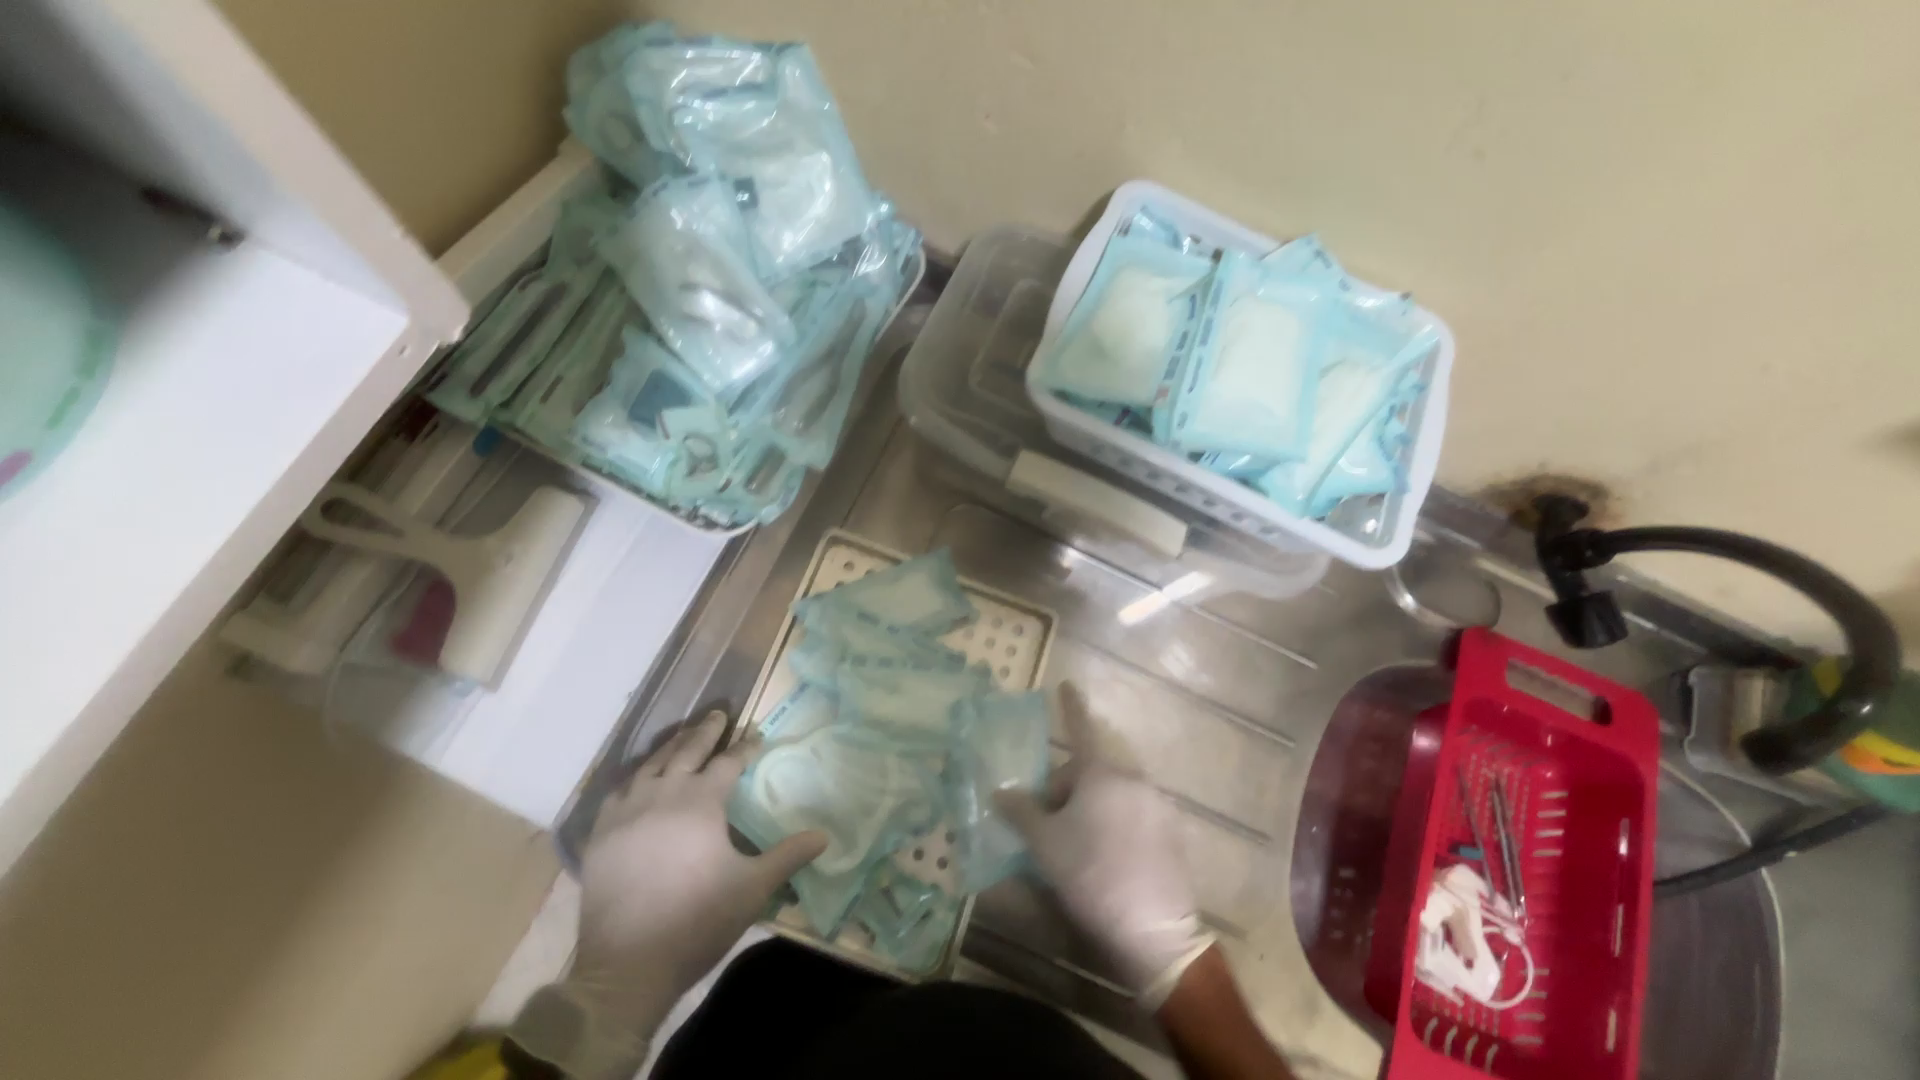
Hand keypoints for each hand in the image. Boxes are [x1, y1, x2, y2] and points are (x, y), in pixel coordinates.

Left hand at [571, 710, 827, 1034]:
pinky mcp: (602, 834)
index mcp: (701, 803)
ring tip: (683, 736)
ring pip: (650, 766)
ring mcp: (626, 812)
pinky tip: (639, 780)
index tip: (756, 735)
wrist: (630, 963)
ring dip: (670, 747)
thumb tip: (824, 836)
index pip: (728, 763)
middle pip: (686, 752)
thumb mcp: (753, 888)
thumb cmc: (699, 920)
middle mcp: (662, 795)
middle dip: (705, 732)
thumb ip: (788, 856)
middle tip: (718, 713)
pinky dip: (634, 777)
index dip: (745, 748)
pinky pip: (618, 792)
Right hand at [995, 682, 1213, 1010]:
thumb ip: (1021, 811)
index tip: (1067, 685)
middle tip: (1049, 831)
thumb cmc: (1089, 874)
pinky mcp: (1172, 834)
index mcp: (1101, 774)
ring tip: (1077, 851)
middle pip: (1090, 774)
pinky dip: (1115, 828)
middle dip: (1066, 793)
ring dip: (1090, 811)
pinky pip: (1133, 818)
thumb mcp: (1044, 844)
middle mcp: (1133, 781)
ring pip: (1111, 797)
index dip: (1070, 708)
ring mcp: (1157, 807)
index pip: (1080, 730)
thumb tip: (1001, 792)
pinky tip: (1107, 863)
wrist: (1151, 929)